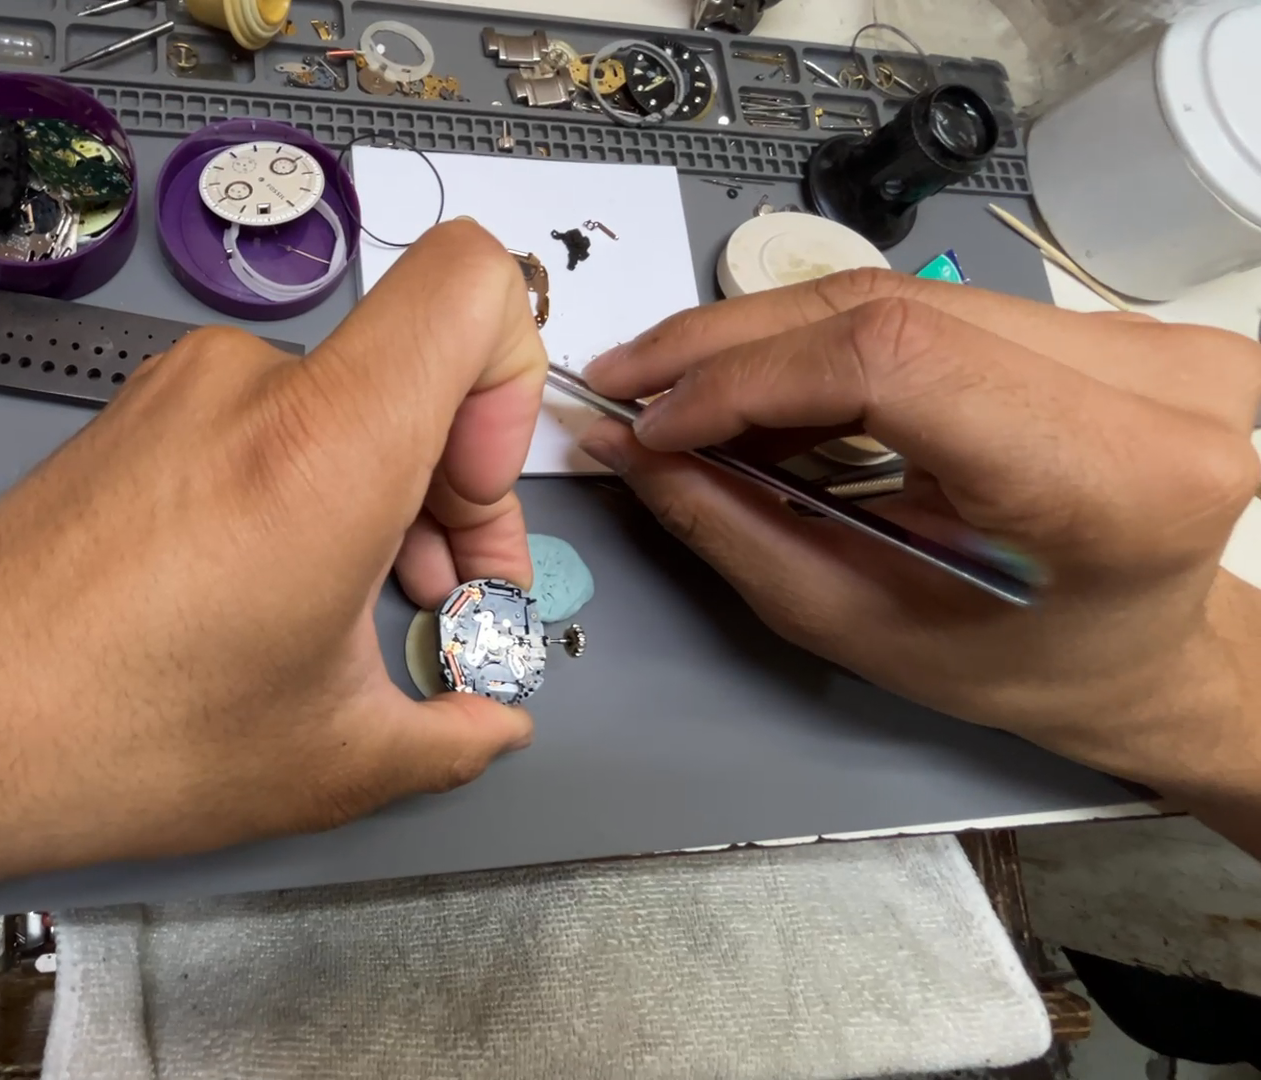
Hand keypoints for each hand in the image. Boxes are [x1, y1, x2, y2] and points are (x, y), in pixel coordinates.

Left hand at [0, 221, 548, 890]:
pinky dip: (307, 484)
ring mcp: (182, 386)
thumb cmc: (119, 739)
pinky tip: (279, 580)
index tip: (472, 495)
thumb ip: (452, 736)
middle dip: (453, 487)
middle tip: (439, 596)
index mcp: (324, 447)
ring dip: (378, 493)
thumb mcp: (330, 759)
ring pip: (344, 401)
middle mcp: (250, 383)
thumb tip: (492, 724)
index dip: (510, 378)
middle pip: (416, 372)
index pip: (471, 283)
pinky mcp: (140, 411)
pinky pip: (270, 416)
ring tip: (352, 604)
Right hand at [576, 269, 1260, 804]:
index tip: (648, 423)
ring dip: (746, 340)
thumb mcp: (830, 612)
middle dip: (717, 343)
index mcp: (1103, 478)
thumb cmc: (989, 662)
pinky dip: (797, 347)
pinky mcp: (1089, 322)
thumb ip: (718, 518)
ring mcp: (1129, 333)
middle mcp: (1146, 377)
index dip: (741, 380)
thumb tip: (617, 440)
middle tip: (622, 380)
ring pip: (879, 293)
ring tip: (667, 390)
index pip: (885, 360)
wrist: (1130, 650)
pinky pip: (903, 308)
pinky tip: (743, 391)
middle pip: (873, 307)